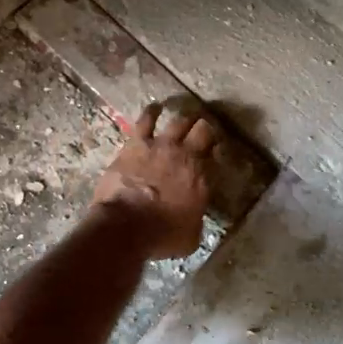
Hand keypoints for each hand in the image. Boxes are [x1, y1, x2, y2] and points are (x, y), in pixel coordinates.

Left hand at [91, 101, 215, 259]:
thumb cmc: (161, 236)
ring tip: (186, 116)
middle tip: (205, 128)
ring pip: (179, 121)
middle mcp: (187, 156)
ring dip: (184, 119)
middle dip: (205, 128)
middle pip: (203, 131)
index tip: (215, 152)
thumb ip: (195, 217)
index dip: (216, 152)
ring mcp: (161, 146)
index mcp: (203, 179)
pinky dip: (152, 112)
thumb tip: (193, 213)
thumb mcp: (191, 235)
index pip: (216, 157)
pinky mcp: (136, 143)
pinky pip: (146, 120)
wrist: (126, 225)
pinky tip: (155, 107)